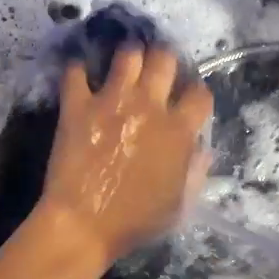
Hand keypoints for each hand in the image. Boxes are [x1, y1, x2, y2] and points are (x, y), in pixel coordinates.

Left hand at [37, 45, 211, 266]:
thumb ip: (194, 170)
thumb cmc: (135, 220)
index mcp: (178, 131)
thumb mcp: (180, 203)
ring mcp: (110, 102)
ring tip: (123, 62)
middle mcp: (148, 107)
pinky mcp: (77, 105)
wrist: (84, 223)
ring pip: (127, 55)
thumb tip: (202, 148)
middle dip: (163, 58)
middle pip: (164, 59)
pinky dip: (78, 68)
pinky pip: (76, 72)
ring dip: (128, 55)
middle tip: (154, 67)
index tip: (185, 95)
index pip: (199, 93)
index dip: (194, 91)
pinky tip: (80, 72)